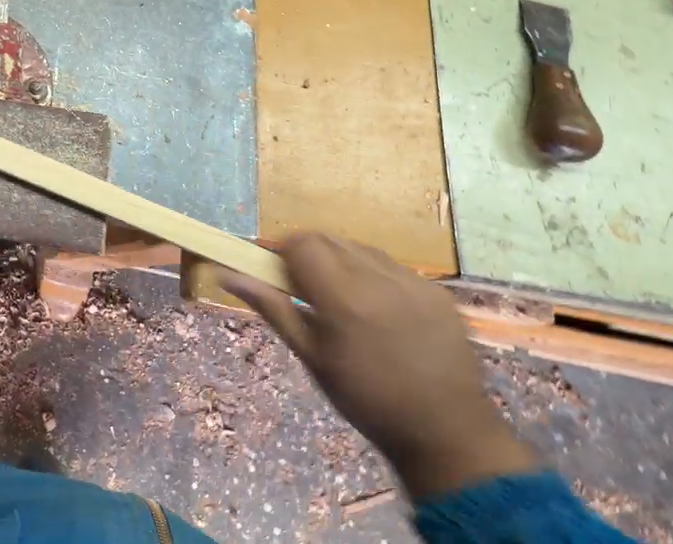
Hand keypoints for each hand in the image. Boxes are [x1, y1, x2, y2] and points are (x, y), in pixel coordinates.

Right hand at [220, 234, 540, 500]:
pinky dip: (375, 275)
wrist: (445, 433)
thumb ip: (272, 307)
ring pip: (360, 248)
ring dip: (342, 261)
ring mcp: (414, 283)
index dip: (284, 253)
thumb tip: (227, 274)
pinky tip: (381, 310)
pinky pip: (394, 266)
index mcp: (342, 298)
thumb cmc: (365, 398)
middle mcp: (379, 280)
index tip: (282, 277)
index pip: (301, 242)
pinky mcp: (438, 292)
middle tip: (308, 290)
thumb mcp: (310, 356)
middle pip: (329, 238)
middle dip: (310, 253)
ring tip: (346, 300)